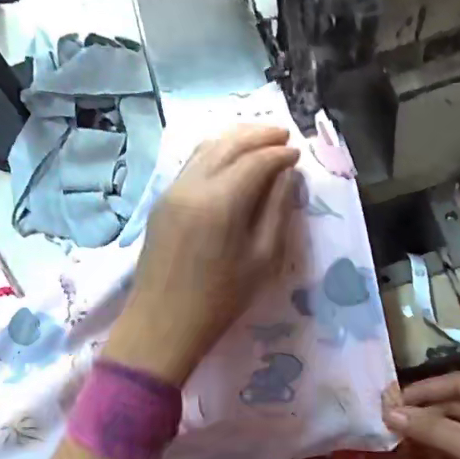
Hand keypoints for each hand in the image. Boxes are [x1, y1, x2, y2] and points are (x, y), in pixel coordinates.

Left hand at [104, 125, 300, 384]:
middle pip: (228, 143)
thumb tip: (287, 176)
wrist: (163, 323)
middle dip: (258, 135)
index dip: (280, 154)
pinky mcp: (162, 201)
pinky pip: (192, 164)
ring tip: (260, 141)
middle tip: (283, 135)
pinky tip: (230, 161)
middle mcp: (193, 185)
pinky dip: (215, 153)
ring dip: (235, 139)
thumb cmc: (220, 299)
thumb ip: (277, 211)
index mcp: (221, 201)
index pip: (256, 160)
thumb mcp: (262, 259)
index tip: (298, 155)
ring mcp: (172, 190)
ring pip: (206, 148)